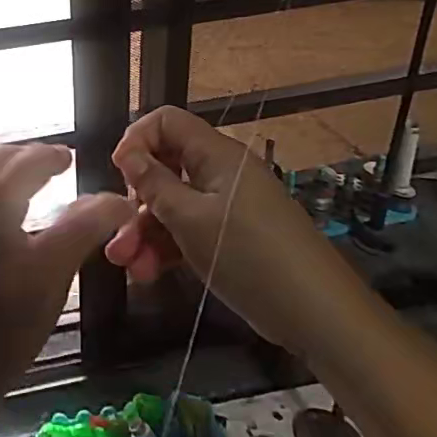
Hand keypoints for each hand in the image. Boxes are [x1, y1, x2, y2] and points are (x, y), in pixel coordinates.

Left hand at [0, 133, 135, 399]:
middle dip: (40, 157)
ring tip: (31, 154)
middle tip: (64, 160)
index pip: (57, 198)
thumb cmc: (6, 331)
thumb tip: (115, 204)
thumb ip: (81, 235)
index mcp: (6, 228)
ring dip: (7, 152)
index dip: (95, 199)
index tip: (114, 197)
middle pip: (11, 167)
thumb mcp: (52, 284)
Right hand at [103, 106, 330, 342]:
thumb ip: (153, 183)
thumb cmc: (250, 256)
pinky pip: (190, 228)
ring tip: (128, 266)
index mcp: (216, 154)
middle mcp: (221, 172)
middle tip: (117, 234)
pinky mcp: (231, 235)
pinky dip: (168, 246)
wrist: (318, 314)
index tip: (118, 174)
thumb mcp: (189, 219)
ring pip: (173, 204)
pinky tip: (148, 273)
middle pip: (165, 167)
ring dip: (146, 232)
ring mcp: (226, 205)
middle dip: (135, 200)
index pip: (166, 121)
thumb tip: (126, 153)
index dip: (136, 140)